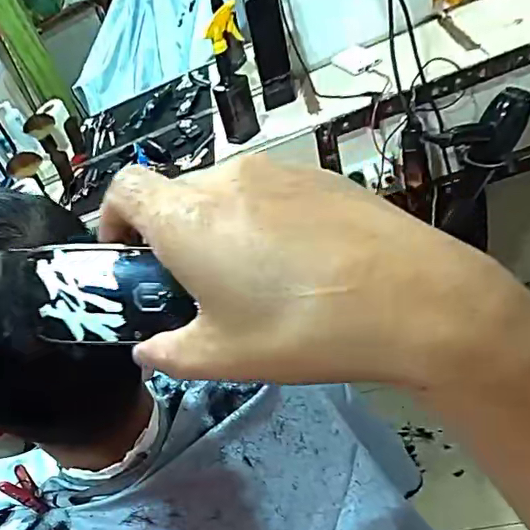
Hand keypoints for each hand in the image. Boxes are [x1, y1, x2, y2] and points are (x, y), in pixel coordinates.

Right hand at [99, 156, 524, 385]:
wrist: (415, 300)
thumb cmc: (303, 330)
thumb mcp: (226, 358)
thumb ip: (172, 353)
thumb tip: (149, 350)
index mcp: (188, 216)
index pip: (123, 189)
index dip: (113, 222)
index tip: (131, 262)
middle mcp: (229, 178)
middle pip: (178, 194)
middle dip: (173, 236)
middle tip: (200, 288)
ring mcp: (283, 171)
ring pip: (229, 195)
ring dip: (223, 230)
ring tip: (259, 282)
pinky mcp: (325, 177)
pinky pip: (275, 195)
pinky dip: (267, 223)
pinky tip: (304, 267)